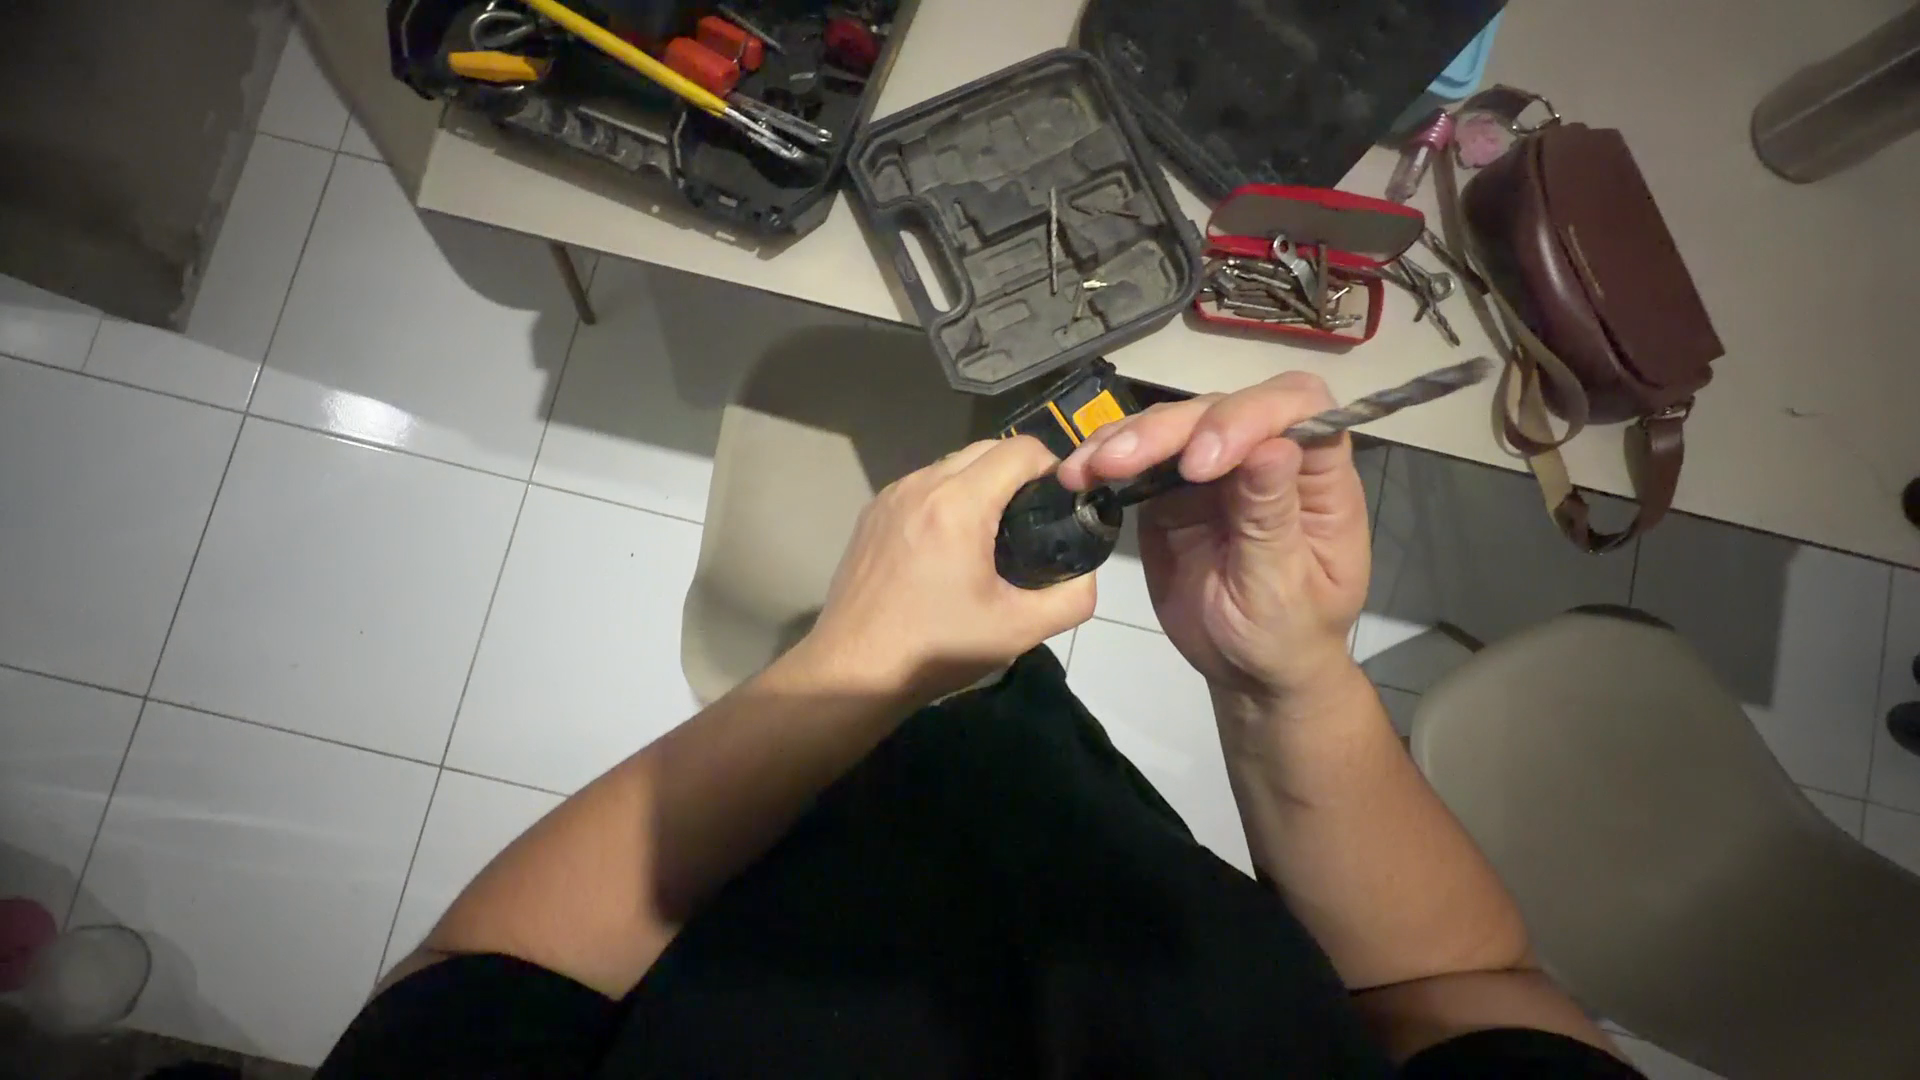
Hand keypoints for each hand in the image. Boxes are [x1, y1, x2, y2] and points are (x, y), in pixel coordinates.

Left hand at [796, 436, 1095, 700]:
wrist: (854, 671)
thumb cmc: (937, 648)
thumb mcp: (1020, 630)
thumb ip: (1072, 596)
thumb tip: (1086, 572)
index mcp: (958, 504)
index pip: (1020, 449)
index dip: (1051, 468)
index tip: (1059, 505)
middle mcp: (921, 484)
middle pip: (986, 449)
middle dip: (1018, 474)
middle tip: (1034, 521)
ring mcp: (890, 495)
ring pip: (952, 465)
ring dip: (981, 484)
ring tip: (993, 533)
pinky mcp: (871, 512)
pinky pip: (923, 486)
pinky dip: (947, 498)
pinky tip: (950, 544)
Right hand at [1055, 373, 1369, 706]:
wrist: (1244, 669)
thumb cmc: (1285, 633)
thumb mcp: (1284, 587)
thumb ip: (1272, 516)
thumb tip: (1272, 446)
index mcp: (1315, 476)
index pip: (1297, 409)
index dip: (1248, 416)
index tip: (1201, 462)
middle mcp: (1264, 458)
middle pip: (1220, 409)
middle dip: (1167, 430)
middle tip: (1119, 463)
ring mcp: (1212, 472)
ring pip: (1172, 425)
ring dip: (1126, 439)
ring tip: (1084, 469)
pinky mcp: (1168, 493)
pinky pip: (1138, 460)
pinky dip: (1105, 460)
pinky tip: (1078, 473)